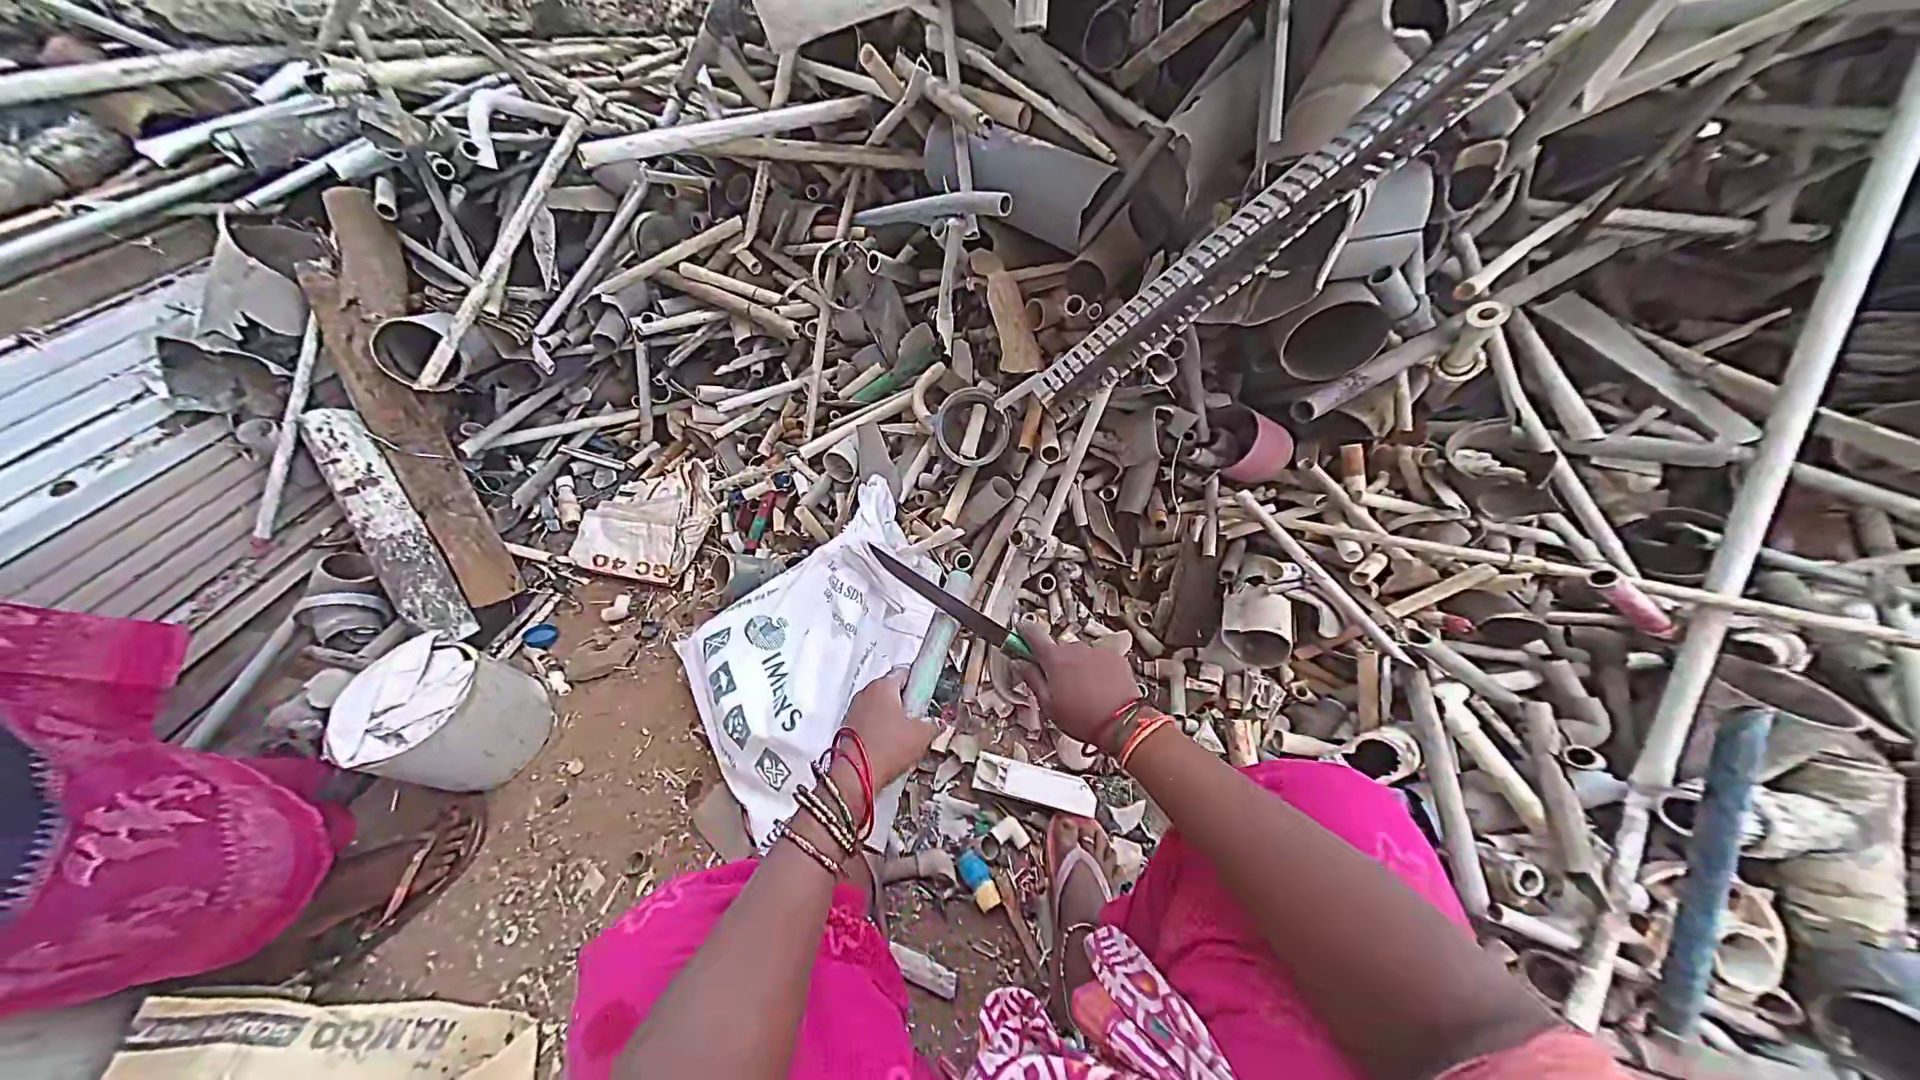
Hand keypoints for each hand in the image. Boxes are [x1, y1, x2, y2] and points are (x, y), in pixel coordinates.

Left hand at [840, 673, 934, 791]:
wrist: (854, 777)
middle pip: (890, 691)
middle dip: (905, 703)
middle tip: (919, 719)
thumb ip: (933, 724)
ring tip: (905, 738)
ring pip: (879, 708)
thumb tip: (937, 722)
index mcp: (883, 685)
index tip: (927, 695)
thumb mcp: (921, 735)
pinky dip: (879, 731)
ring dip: (891, 718)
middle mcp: (865, 693)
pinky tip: (889, 747)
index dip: (918, 682)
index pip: (904, 672)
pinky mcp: (846, 729)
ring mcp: (853, 710)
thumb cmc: (888, 748)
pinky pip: (869, 723)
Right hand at [1012, 619, 1141, 750]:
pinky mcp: (1114, 656)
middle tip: (1056, 683)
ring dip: (1076, 666)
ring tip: (1081, 690)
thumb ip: (1032, 679)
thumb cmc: (1084, 718)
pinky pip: (1098, 658)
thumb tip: (1021, 665)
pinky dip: (1095, 668)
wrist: (1121, 724)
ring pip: (1079, 653)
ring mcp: (1096, 651)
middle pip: (1057, 647)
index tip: (1020, 634)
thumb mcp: (1048, 704)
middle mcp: (1075, 649)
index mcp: (1054, 659)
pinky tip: (1097, 687)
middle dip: (1054, 661)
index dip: (1023, 632)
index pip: (1032, 633)